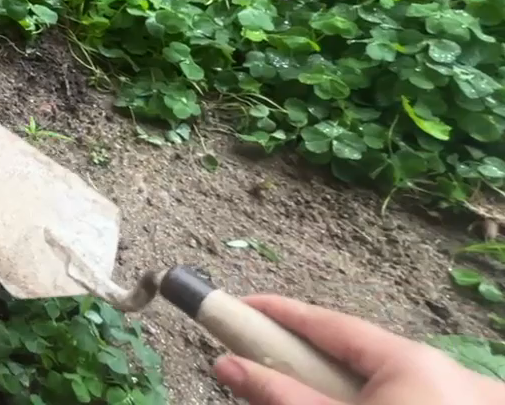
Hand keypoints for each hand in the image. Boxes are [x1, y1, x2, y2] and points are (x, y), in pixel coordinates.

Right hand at [213, 295, 504, 404]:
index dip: (278, 312)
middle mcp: (459, 376)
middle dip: (319, 357)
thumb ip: (280, 394)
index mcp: (416, 363)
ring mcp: (481, 401)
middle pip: (369, 354)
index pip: (328, 322)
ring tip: (317, 394)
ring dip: (353, 387)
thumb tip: (223, 364)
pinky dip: (388, 402)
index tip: (238, 307)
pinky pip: (427, 400)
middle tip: (275, 361)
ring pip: (401, 382)